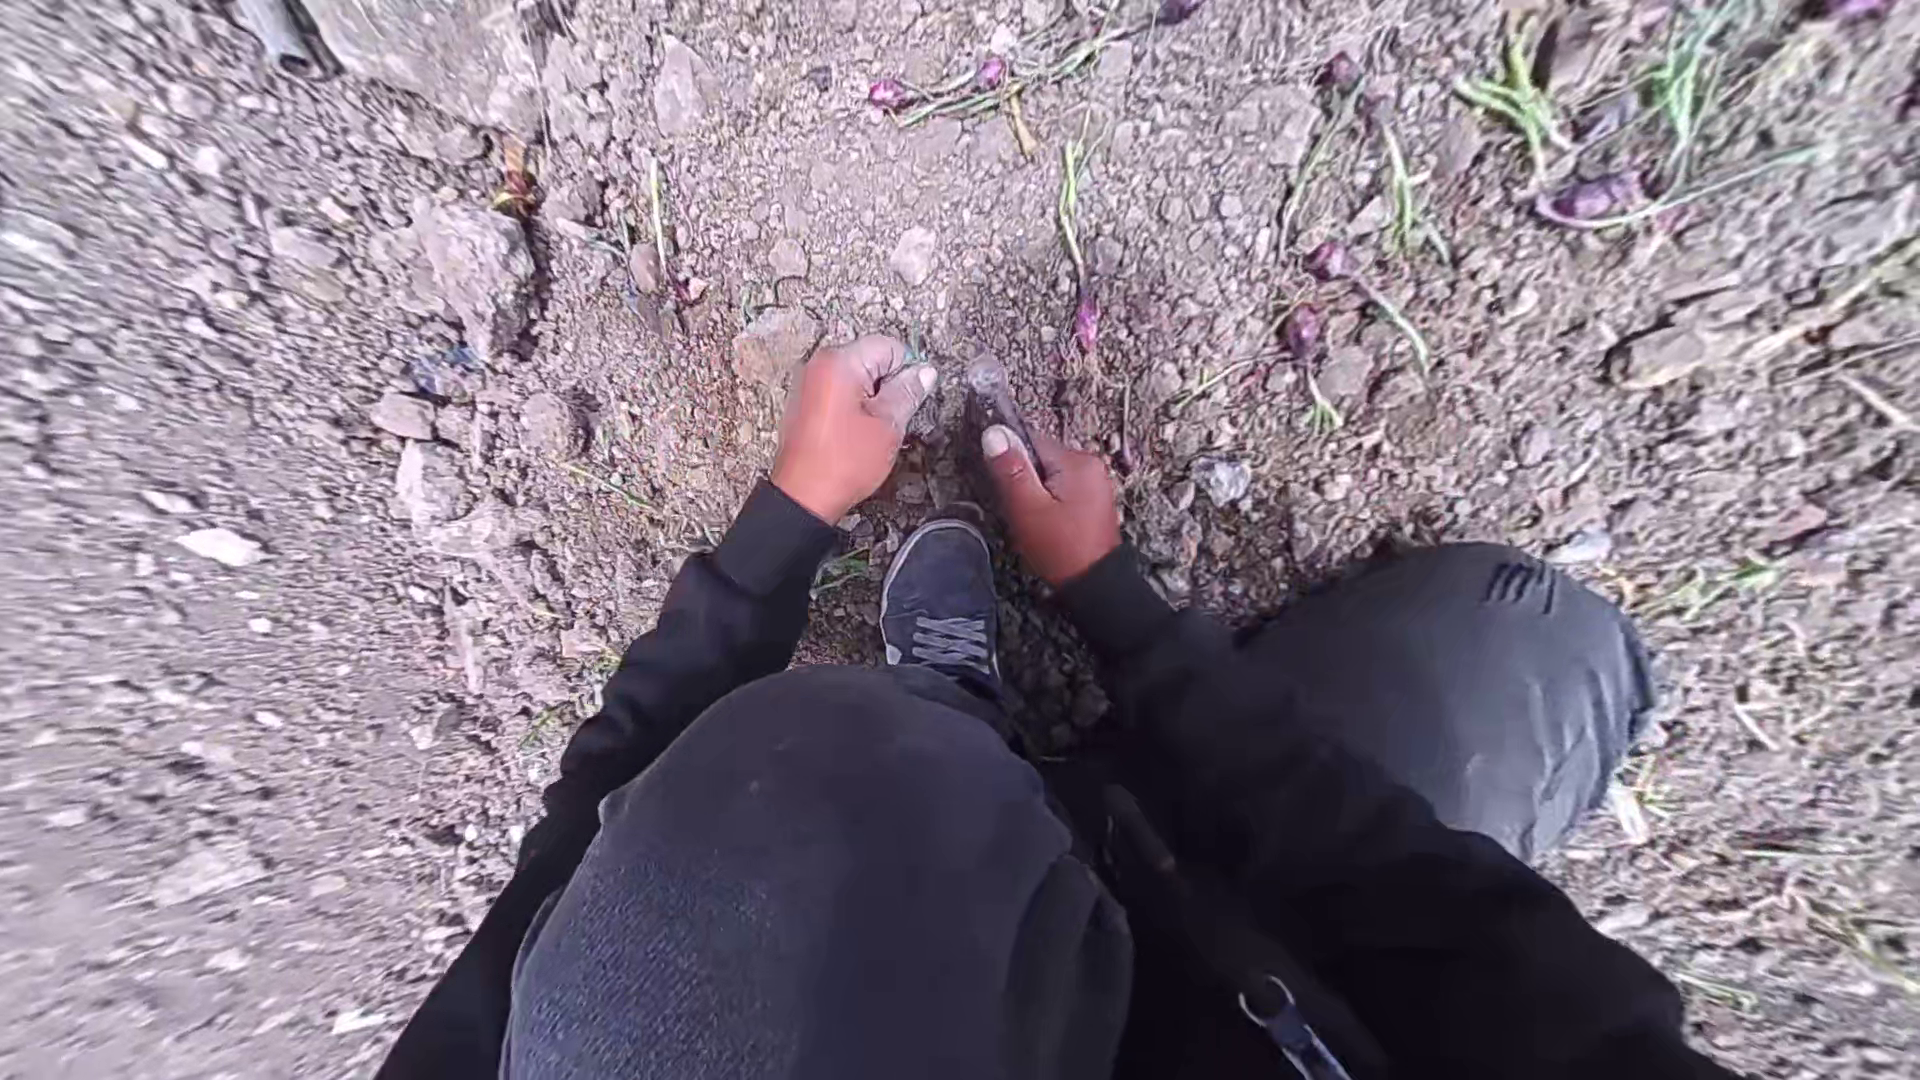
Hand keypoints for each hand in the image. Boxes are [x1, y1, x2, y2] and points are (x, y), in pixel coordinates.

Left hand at [771, 335, 937, 522]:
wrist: (804, 497)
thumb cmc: (842, 463)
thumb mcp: (887, 425)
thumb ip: (908, 392)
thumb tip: (925, 372)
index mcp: (839, 362)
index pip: (888, 346)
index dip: (907, 372)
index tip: (909, 400)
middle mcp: (819, 365)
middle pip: (871, 359)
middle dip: (888, 386)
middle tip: (889, 419)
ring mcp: (809, 384)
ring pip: (857, 379)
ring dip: (873, 400)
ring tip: (871, 431)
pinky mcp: (806, 404)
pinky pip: (841, 394)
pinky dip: (855, 409)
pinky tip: (855, 436)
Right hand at [981, 424, 1121, 586]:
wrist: (1093, 585)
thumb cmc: (1062, 550)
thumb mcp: (1027, 507)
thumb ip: (1010, 469)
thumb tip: (994, 434)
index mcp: (1078, 461)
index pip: (1030, 442)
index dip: (1012, 466)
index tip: (1010, 491)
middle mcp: (1091, 466)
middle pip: (1040, 461)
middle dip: (1025, 484)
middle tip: (1025, 512)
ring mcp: (1095, 484)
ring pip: (1049, 478)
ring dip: (1037, 497)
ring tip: (1038, 523)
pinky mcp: (1093, 501)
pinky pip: (1061, 492)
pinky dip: (1050, 506)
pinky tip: (1049, 527)